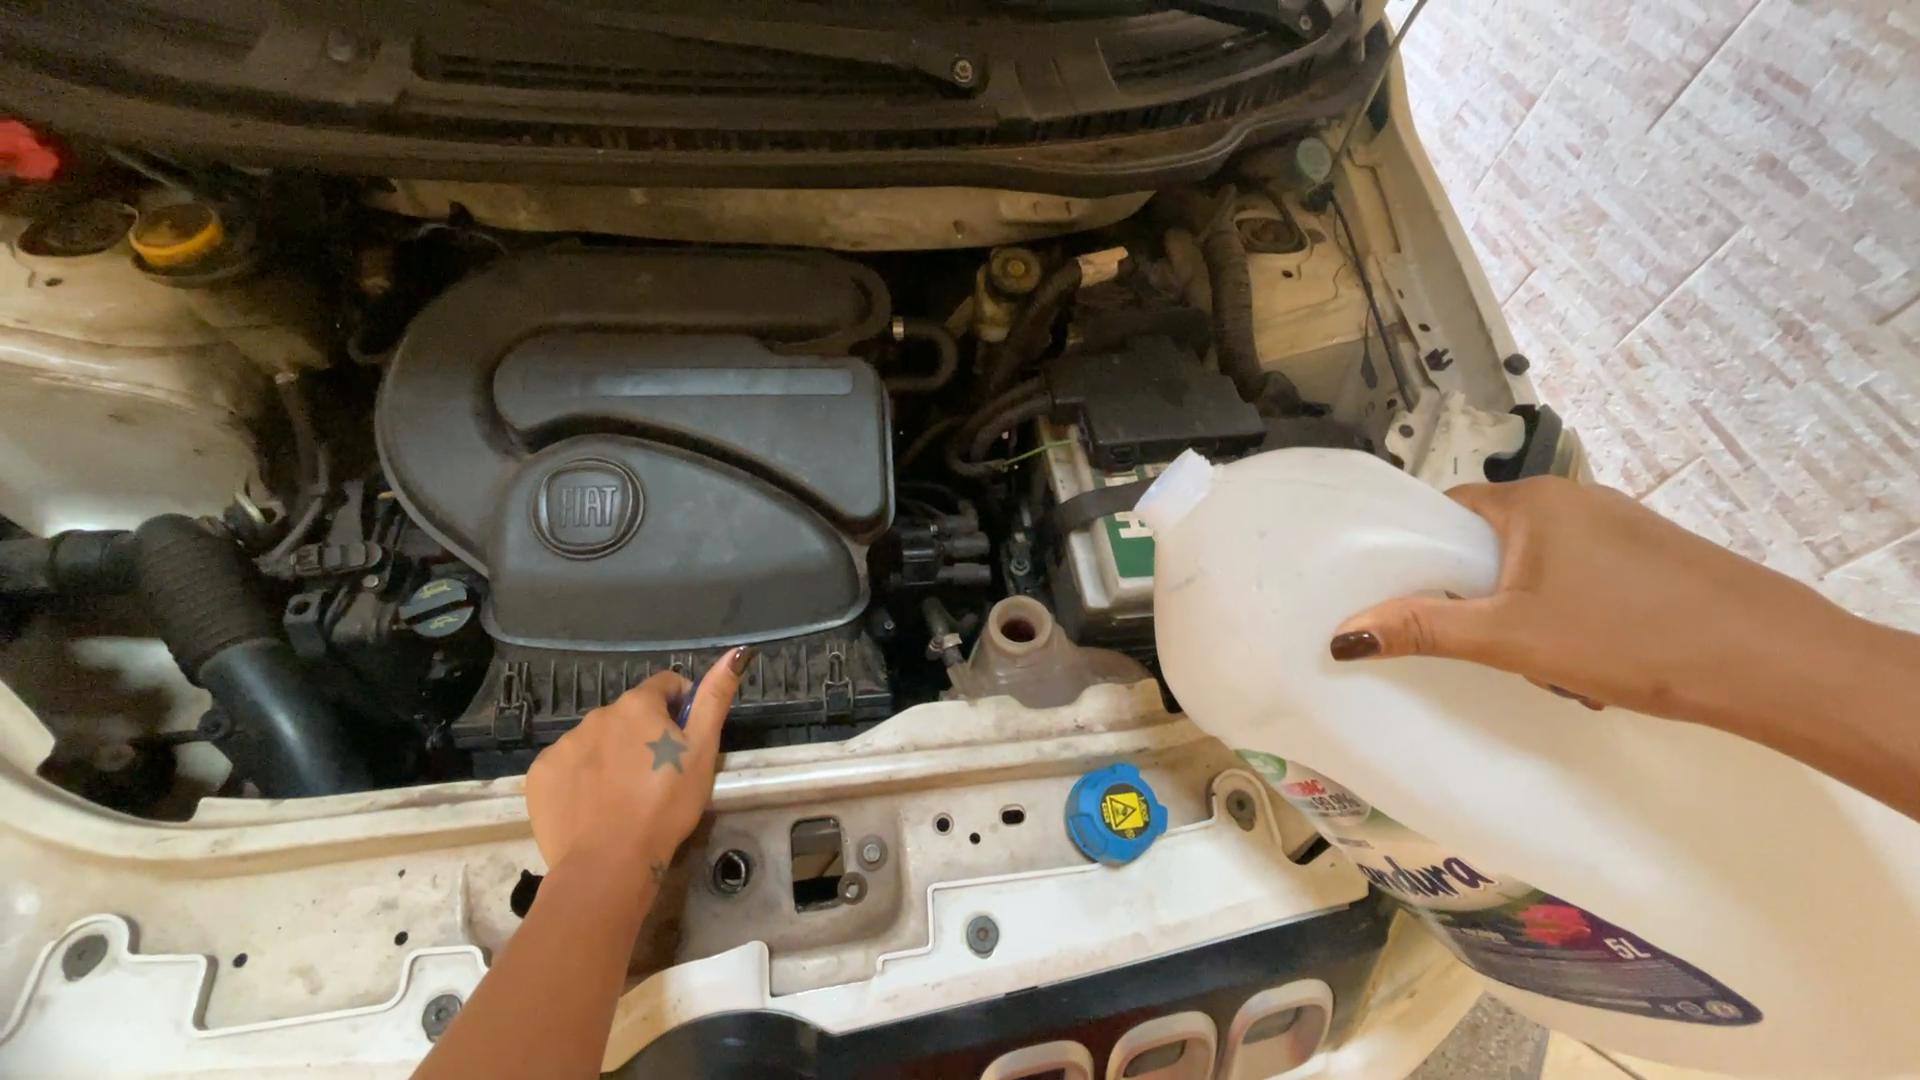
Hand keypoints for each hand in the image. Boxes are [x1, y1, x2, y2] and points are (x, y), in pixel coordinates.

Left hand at [524, 647, 752, 885]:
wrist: (608, 863)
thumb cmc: (666, 804)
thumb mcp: (703, 750)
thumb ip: (716, 697)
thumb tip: (736, 652)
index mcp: (638, 705)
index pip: (666, 685)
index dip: (682, 707)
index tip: (686, 741)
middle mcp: (597, 714)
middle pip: (630, 713)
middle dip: (646, 733)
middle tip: (660, 774)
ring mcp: (564, 745)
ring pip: (599, 739)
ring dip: (614, 753)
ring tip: (627, 793)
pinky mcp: (539, 775)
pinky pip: (569, 764)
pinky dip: (583, 776)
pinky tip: (595, 803)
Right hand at [1327, 476, 1861, 732]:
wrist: (1784, 668)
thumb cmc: (1630, 637)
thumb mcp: (1509, 638)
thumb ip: (1422, 629)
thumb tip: (1341, 636)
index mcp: (1532, 501)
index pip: (1445, 512)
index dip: (1418, 552)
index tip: (1405, 596)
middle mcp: (1574, 500)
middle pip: (1487, 542)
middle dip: (1473, 593)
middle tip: (1473, 639)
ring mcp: (1619, 526)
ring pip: (1532, 564)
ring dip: (1518, 608)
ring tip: (1532, 657)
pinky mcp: (1651, 557)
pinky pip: (1576, 575)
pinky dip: (1562, 611)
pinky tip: (1580, 654)